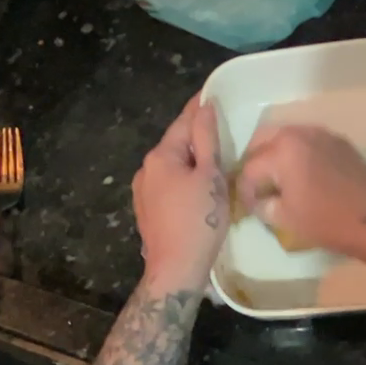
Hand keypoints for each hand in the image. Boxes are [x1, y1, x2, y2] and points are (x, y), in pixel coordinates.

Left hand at [134, 97, 228, 294]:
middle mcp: (146, 170)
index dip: (200, 107)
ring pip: (172, 167)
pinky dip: (184, 181)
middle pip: (176, 145)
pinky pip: (168, 187)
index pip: (183, 122)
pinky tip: (198, 190)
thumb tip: (205, 107)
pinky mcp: (147, 212)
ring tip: (214, 162)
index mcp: (160, 156)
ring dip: (191, 162)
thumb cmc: (198, 222)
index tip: (213, 94)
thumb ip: (208, 140)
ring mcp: (143, 193)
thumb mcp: (210, 177)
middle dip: (197, 137)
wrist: (175, 270)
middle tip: (222, 131)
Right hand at [235, 125, 365, 255]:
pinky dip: (297, 153)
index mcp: (281, 151)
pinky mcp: (338, 141)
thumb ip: (263, 205)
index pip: (250, 168)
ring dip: (275, 153)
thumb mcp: (285, 219)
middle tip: (256, 184)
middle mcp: (298, 134)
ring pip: (286, 136)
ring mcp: (321, 134)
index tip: (248, 206)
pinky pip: (308, 141)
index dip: (244, 189)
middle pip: (263, 140)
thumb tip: (259, 200)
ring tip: (277, 178)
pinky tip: (302, 173)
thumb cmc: (325, 220)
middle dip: (254, 161)